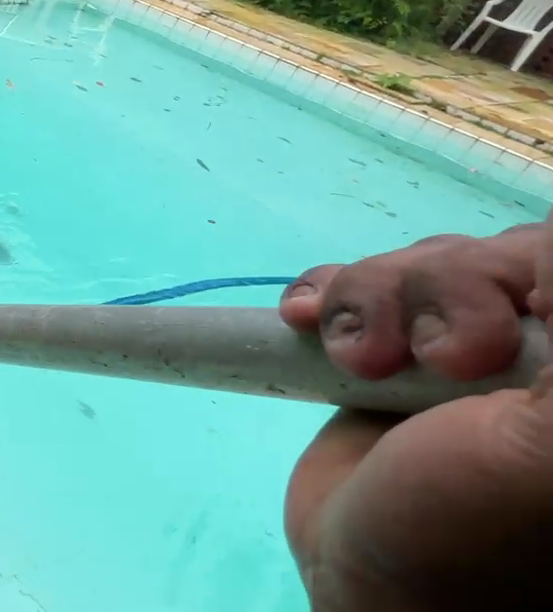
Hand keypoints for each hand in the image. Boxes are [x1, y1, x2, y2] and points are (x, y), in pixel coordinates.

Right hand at [277, 222, 552, 609]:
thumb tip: (545, 268)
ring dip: (361, 300)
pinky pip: (344, 283)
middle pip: (482, 256)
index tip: (485, 344)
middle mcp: (539, 348)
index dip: (514, 275)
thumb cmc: (479, 530)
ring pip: (407, 265)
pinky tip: (304, 323)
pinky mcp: (386, 350)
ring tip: (350, 360)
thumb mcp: (546, 447)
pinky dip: (317, 294)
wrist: (374, 576)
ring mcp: (460, 347)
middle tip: (424, 365)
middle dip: (428, 293)